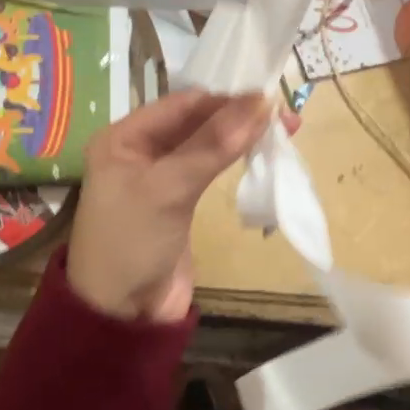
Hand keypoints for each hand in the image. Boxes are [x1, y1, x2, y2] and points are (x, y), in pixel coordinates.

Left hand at [68, 91, 277, 322]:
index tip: (269, 95)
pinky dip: (236, 160)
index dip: (225, 98)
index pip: (181, 104)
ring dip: (242, 136)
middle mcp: (140, 151)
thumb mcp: (168, 189)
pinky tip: (265, 153)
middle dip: (238, 116)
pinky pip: (210, 170)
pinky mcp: (181, 202)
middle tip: (286, 115)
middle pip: (196, 121)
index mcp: (123, 138)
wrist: (122, 314)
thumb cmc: (131, 242)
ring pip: (207, 145)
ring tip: (286, 129)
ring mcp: (161, 177)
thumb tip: (260, 103)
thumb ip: (211, 145)